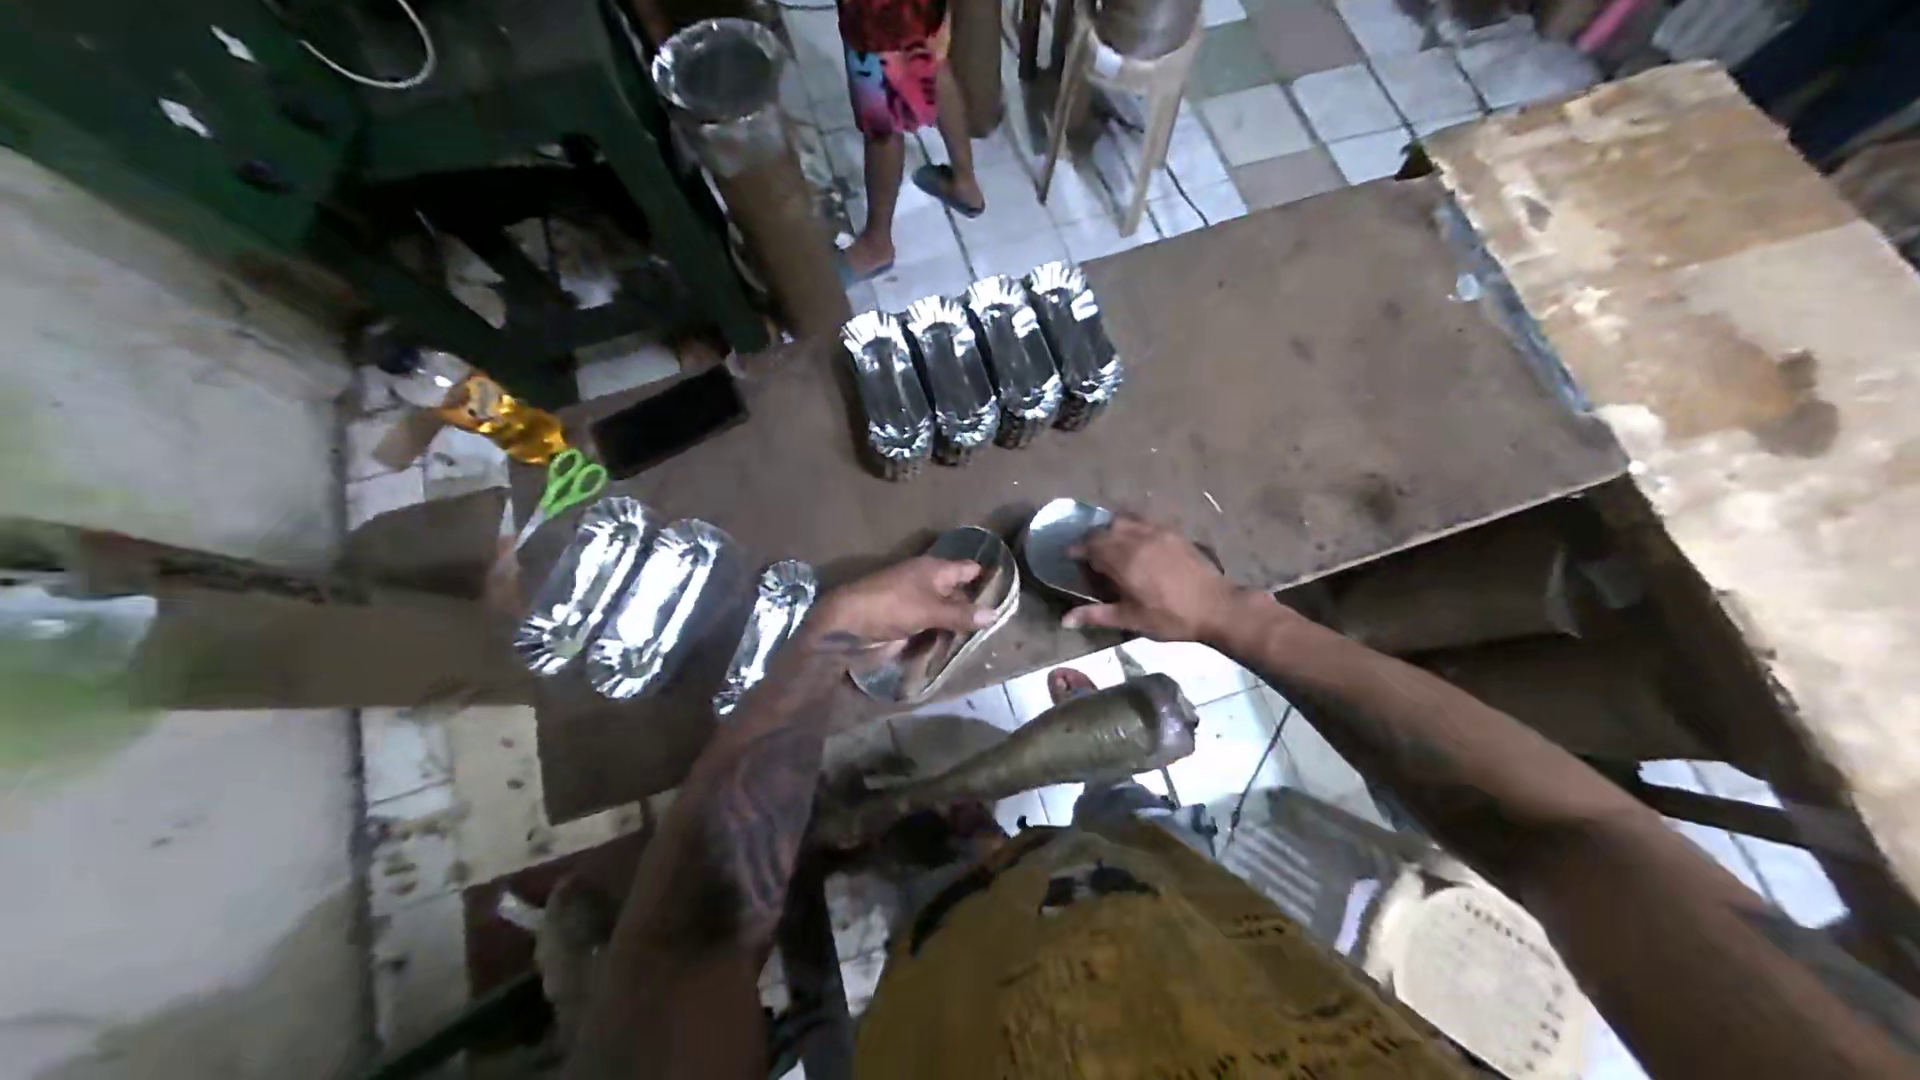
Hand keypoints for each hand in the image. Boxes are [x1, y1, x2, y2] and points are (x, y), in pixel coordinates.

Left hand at [806, 557, 995, 648]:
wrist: (849, 627)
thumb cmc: (890, 606)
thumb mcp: (930, 609)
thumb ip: (962, 614)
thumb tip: (995, 614)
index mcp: (934, 570)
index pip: (968, 569)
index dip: (987, 577)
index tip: (1011, 590)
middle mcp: (929, 585)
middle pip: (960, 594)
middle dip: (978, 607)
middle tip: (1007, 622)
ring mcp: (920, 606)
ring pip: (949, 614)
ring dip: (963, 626)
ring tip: (992, 639)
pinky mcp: (911, 626)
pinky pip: (936, 630)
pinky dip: (948, 637)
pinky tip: (965, 648)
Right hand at [1062, 515, 1248, 641]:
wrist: (1217, 607)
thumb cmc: (1171, 617)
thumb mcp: (1131, 620)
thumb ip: (1096, 615)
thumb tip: (1064, 621)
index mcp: (1123, 559)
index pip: (1091, 544)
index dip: (1077, 549)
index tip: (1071, 556)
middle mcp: (1137, 539)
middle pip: (1105, 529)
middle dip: (1093, 538)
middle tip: (1089, 553)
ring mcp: (1157, 532)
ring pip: (1125, 519)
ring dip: (1112, 528)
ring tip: (1111, 543)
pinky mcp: (1174, 532)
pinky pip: (1145, 521)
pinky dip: (1133, 526)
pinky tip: (1137, 541)